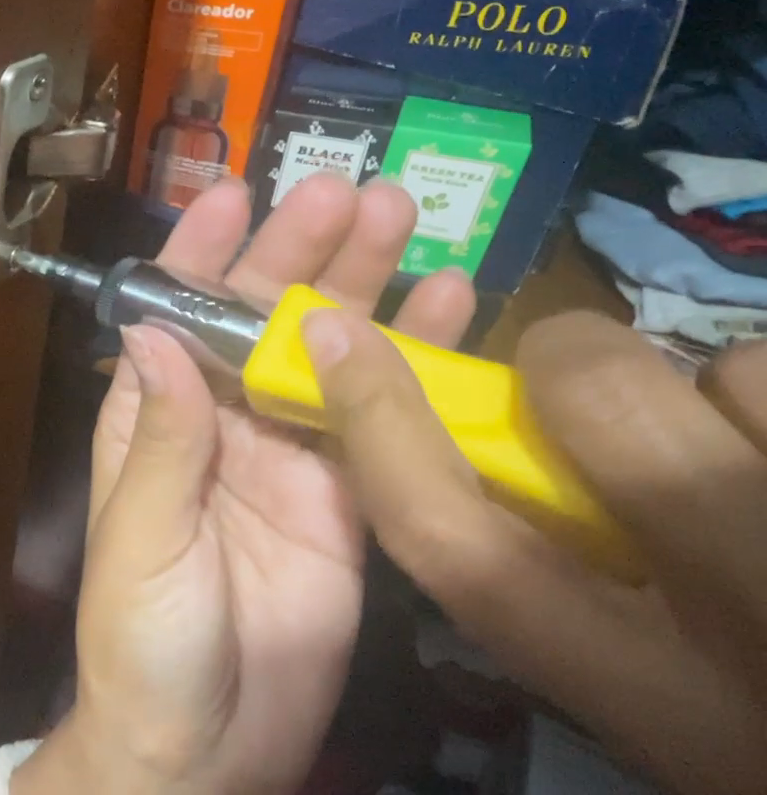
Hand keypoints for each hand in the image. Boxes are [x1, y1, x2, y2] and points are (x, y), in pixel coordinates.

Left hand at [14, 172, 474, 794]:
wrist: (202, 741)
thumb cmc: (142, 635)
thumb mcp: (141, 533)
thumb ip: (160, 437)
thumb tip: (154, 330)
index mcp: (152, 418)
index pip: (174, 317)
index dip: (200, 256)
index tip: (233, 195)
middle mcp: (218, 421)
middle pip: (256, 321)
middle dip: (296, 254)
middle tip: (348, 190)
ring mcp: (287, 456)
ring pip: (325, 355)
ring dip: (361, 287)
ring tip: (404, 218)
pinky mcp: (349, 502)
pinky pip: (382, 421)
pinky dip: (414, 366)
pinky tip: (451, 309)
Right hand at [303, 305, 766, 793]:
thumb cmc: (745, 721)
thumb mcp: (640, 689)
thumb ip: (551, 589)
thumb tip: (487, 455)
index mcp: (659, 708)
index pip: (451, 538)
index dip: (378, 423)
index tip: (337, 340)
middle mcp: (762, 636)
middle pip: (602, 403)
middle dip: (566, 358)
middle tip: (576, 369)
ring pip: (734, 375)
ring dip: (709, 387)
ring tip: (734, 441)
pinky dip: (764, 393)